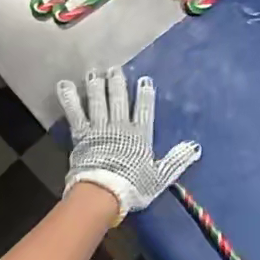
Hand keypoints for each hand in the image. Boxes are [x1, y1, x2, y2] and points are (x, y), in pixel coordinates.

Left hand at [58, 68, 201, 221]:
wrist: (104, 191)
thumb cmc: (133, 186)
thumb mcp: (159, 176)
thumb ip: (176, 160)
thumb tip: (195, 147)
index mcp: (140, 136)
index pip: (144, 111)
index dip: (145, 95)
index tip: (144, 80)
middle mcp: (120, 127)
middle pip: (119, 100)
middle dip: (117, 84)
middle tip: (114, 69)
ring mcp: (99, 128)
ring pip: (98, 102)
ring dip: (96, 86)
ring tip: (93, 73)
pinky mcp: (82, 134)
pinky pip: (75, 112)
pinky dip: (69, 98)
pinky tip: (64, 85)